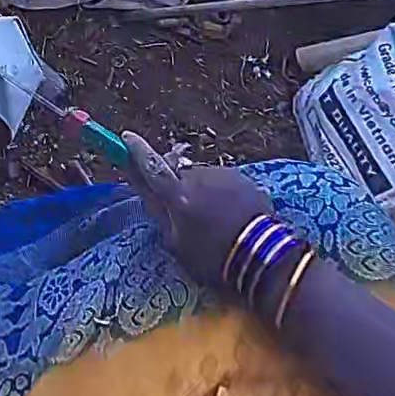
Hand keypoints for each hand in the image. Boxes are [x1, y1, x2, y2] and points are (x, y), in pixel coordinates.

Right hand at [121, 131, 272, 288]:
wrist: (267, 258)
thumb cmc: (214, 258)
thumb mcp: (176, 243)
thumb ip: (158, 211)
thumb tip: (142, 187)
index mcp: (177, 194)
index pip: (150, 165)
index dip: (136, 150)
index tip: (127, 137)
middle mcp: (197, 177)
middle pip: (177, 172)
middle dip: (176, 184)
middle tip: (185, 209)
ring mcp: (222, 175)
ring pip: (200, 176)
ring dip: (200, 188)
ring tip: (212, 216)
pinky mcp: (242, 178)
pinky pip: (221, 180)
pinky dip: (219, 191)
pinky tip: (230, 213)